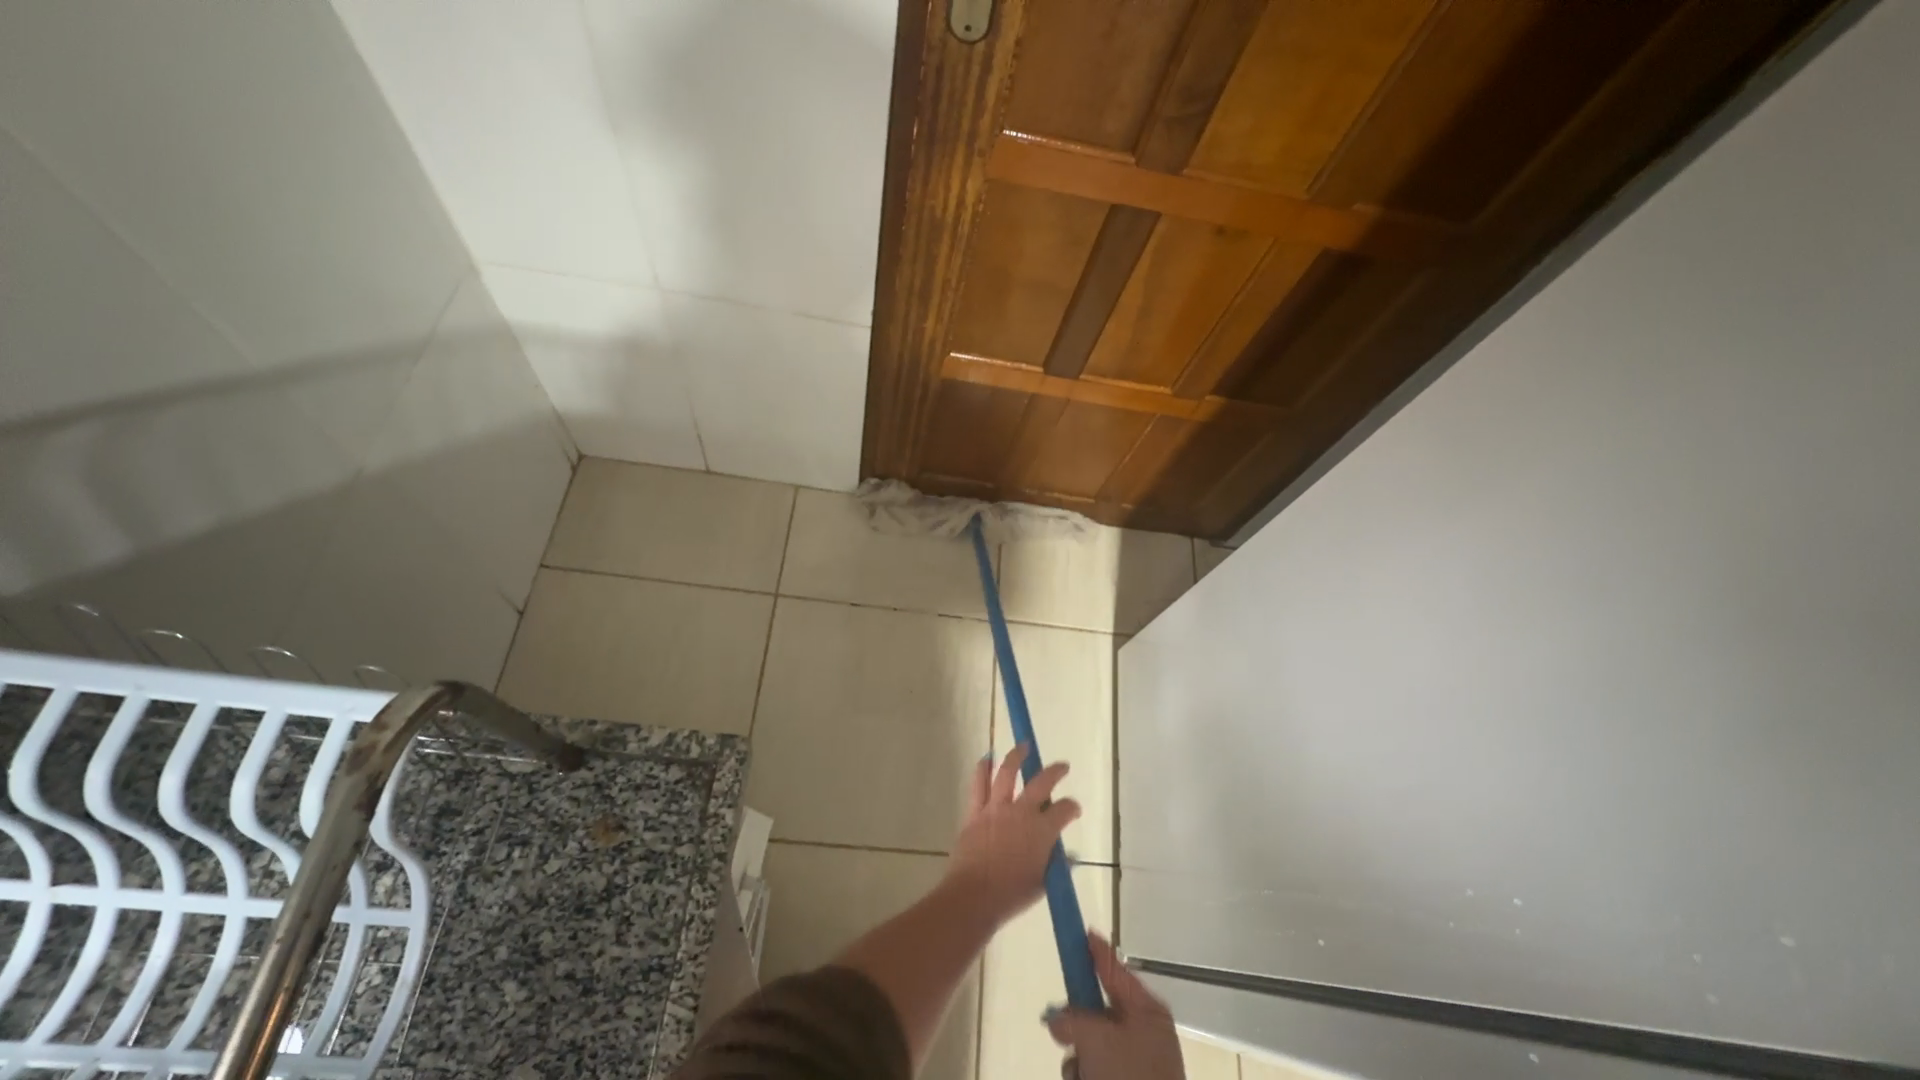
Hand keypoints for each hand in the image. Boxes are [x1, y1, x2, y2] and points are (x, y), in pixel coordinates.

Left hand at [943, 744, 1079, 924]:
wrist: (974, 896)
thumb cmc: (1012, 895)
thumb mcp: (1044, 883)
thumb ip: (1057, 865)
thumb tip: (1067, 855)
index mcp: (1042, 831)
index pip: (1064, 810)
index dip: (1072, 808)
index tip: (1073, 810)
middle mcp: (1021, 813)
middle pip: (1042, 783)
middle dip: (1055, 772)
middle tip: (1062, 766)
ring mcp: (996, 809)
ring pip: (1007, 773)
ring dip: (1016, 756)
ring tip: (1023, 746)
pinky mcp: (975, 813)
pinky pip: (978, 785)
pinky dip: (982, 769)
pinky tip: (986, 759)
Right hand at [1046, 933, 1185, 1079]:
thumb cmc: (1129, 1077)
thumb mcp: (1095, 1039)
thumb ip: (1071, 1018)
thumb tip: (1057, 1018)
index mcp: (1145, 1009)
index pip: (1114, 968)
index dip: (1094, 950)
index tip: (1082, 930)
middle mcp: (1142, 1031)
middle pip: (1097, 1009)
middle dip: (1076, 1022)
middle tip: (1059, 1027)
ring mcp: (1135, 1062)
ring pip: (1091, 1043)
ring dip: (1077, 1057)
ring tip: (1080, 1073)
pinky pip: (1094, 1068)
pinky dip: (1083, 1074)